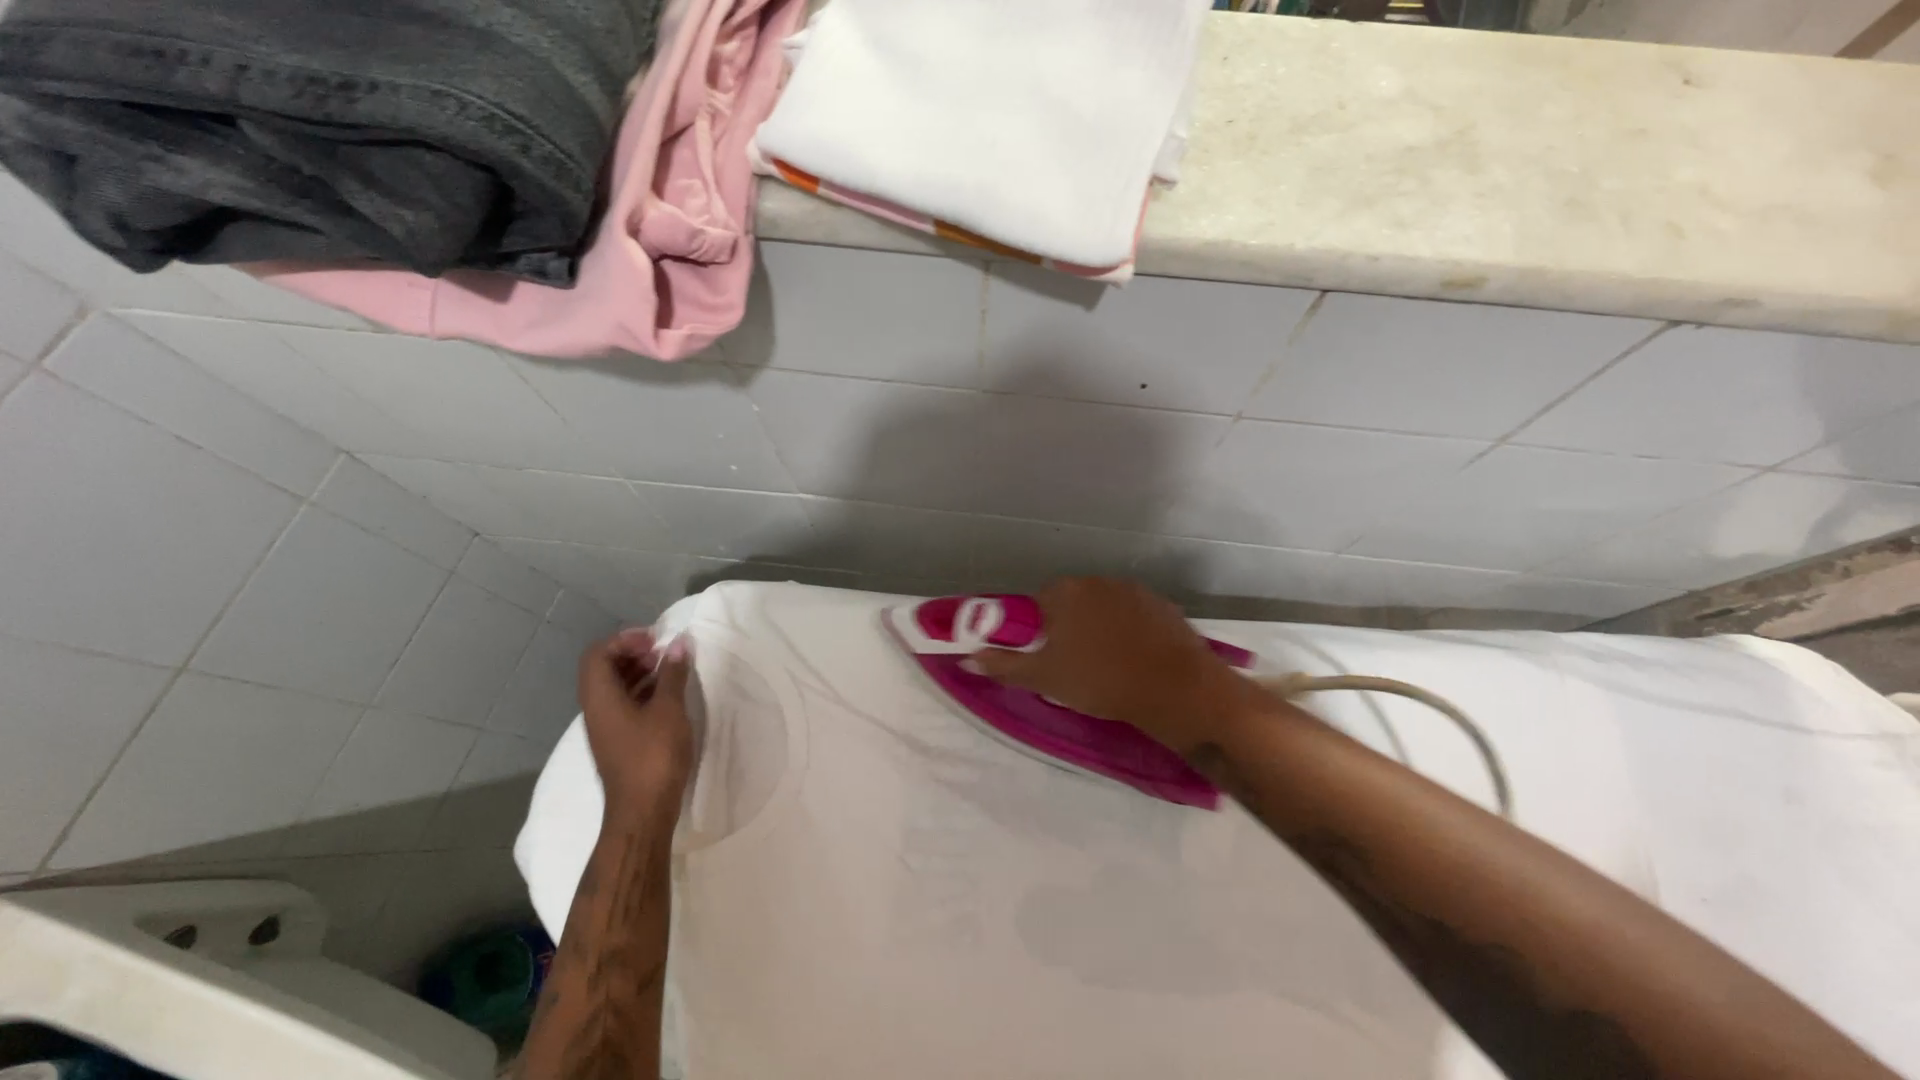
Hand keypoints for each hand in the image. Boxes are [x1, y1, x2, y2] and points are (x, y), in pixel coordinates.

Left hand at [577, 628, 694, 821]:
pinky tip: (668, 696)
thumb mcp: (669, 710)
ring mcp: (606, 728)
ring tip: (670, 670)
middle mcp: (596, 709)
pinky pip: (624, 705)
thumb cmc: (653, 756)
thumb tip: (679, 643)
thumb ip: (673, 674)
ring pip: (615, 688)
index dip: (624, 640)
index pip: (598, 653)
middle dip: (633, 654)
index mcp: (600, 697)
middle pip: (604, 669)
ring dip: (639, 673)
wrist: (643, 811)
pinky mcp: (618, 742)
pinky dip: (643, 692)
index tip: (655, 640)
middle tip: (663, 652)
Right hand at [968, 578, 1260, 756]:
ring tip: (1109, 665)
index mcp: (1063, 592)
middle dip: (1070, 628)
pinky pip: (1136, 617)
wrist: (1172, 687)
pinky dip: (1132, 633)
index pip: (1037, 604)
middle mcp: (1096, 581)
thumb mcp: (1043, 678)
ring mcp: (1134, 590)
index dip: (1038, 632)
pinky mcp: (1163, 606)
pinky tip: (1137, 660)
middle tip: (1075, 666)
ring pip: (1105, 609)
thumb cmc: (1098, 680)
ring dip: (1102, 629)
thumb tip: (967, 657)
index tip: (1048, 658)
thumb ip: (1003, 665)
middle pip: (1072, 603)